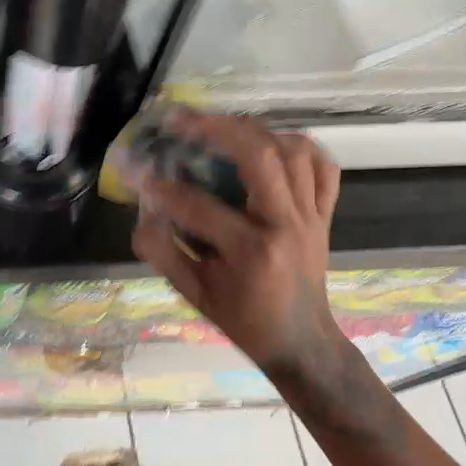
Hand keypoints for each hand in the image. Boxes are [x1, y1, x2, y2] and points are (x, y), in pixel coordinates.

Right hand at [128, 111, 342, 374]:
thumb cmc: (244, 319)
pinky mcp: (324, 213)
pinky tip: (271, 140)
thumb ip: (163, 253)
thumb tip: (141, 214)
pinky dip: (299, 146)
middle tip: (184, 122)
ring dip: (255, 131)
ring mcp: (311, 216)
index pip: (201, 206)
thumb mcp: (194, 294)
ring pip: (293, 151)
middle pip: (260, 156)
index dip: (164, 189)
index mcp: (252, 251)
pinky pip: (323, 167)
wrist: (302, 343)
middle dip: (218, 129)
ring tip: (221, 126)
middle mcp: (287, 224)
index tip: (141, 176)